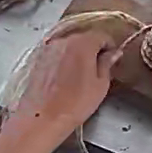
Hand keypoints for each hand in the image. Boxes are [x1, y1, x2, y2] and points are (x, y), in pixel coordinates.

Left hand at [1, 27, 121, 148]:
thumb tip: (113, 53)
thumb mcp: (100, 85)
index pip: (102, 35)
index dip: (110, 46)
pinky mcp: (39, 59)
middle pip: (84, 38)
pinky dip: (65, 60)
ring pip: (70, 45)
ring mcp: (49, 48)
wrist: (43, 117)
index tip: (112, 59)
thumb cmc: (75, 103)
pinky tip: (67, 78)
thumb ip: (107, 64)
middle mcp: (64, 40)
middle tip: (99, 69)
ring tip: (82, 76)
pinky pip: (58, 54)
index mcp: (82, 44)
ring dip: (78, 55)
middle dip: (94, 49)